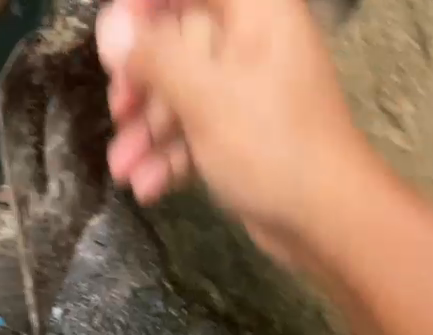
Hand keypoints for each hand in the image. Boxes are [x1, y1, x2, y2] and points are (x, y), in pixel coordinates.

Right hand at [97, 0, 384, 266]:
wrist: (323, 216)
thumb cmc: (270, 144)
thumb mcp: (205, 96)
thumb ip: (155, 56)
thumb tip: (109, 26)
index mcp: (253, 12)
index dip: (145, 7)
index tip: (113, 41)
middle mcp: (249, 44)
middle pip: (178, 43)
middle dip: (141, 82)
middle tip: (120, 112)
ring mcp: (244, 92)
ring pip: (181, 95)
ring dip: (147, 133)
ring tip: (123, 169)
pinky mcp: (239, 136)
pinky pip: (194, 134)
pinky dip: (169, 159)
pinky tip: (148, 188)